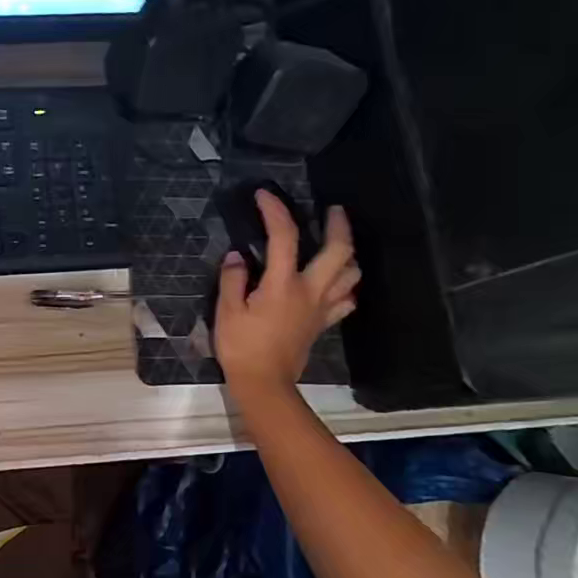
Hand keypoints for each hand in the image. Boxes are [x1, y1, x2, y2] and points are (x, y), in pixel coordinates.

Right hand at [213, 190, 359, 395]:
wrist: (263, 382)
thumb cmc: (241, 347)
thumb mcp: (226, 311)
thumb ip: (233, 280)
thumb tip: (238, 256)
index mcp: (283, 284)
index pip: (284, 236)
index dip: (275, 211)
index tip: (264, 195)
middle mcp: (310, 290)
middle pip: (339, 250)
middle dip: (338, 225)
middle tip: (332, 210)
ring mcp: (321, 308)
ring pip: (351, 273)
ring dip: (348, 254)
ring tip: (337, 245)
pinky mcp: (323, 324)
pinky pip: (346, 301)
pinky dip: (346, 288)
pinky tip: (336, 286)